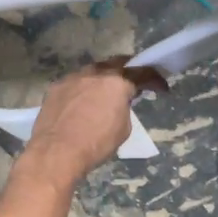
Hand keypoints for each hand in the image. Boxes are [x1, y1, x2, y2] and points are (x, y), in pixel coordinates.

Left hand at [20, 58, 167, 186]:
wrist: (55, 153)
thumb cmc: (95, 144)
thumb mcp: (123, 129)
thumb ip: (124, 108)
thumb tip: (119, 103)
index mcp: (117, 83)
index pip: (142, 73)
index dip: (155, 79)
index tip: (161, 88)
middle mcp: (95, 74)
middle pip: (117, 63)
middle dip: (128, 70)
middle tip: (134, 82)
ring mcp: (73, 78)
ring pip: (94, 71)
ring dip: (104, 78)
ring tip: (106, 92)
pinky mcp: (55, 87)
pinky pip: (75, 82)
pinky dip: (84, 88)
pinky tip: (82, 102)